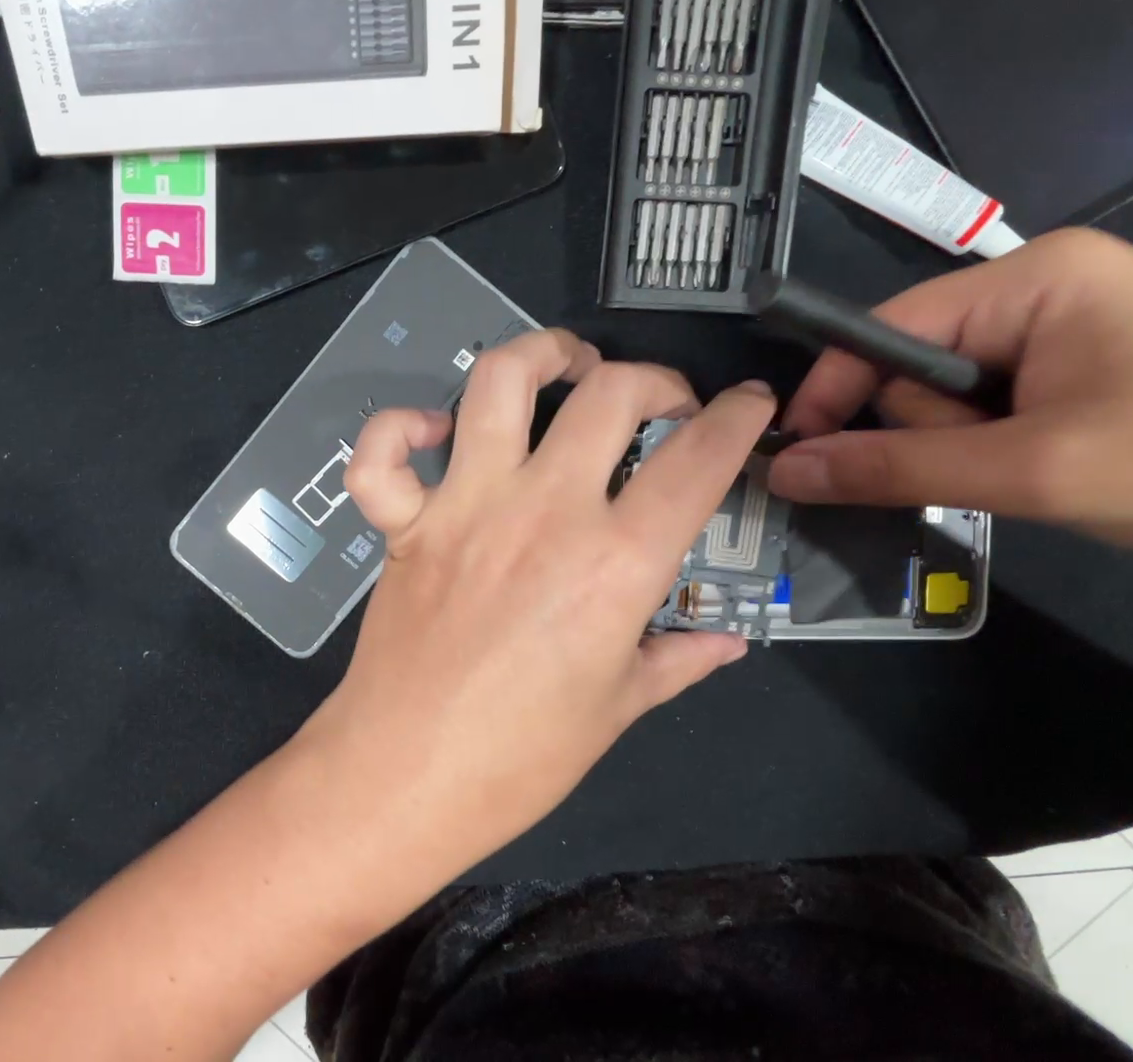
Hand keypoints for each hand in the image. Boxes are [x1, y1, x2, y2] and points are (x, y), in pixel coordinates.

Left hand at [294, 329, 775, 862]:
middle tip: (661, 402)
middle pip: (610, 394)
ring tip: (566, 364)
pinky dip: (401, 426)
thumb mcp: (616, 709)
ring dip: (541, 354)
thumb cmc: (520, 758)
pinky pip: (384, 451)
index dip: (739, 420)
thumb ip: (677, 660)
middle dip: (653, 379)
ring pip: (499, 385)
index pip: (698, 461)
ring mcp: (464, 508)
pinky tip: (434, 432)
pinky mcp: (402, 523)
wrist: (405, 778)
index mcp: (615, 564)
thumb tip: (728, 644)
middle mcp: (543, 513)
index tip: (749, 406)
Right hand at [768, 228, 1132, 566]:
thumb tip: (783, 471)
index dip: (834, 391)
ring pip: (951, 395)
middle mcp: (1042, 287)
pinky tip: (1048, 467)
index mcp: (1033, 280)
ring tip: (1040, 472)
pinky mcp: (1083, 364)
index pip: (886, 327)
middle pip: (916, 364)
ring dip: (969, 446)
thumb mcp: (1033, 471)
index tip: (798, 459)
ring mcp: (1067, 325)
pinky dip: (996, 447)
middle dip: (933, 429)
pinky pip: (991, 406)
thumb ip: (895, 468)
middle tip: (999, 469)